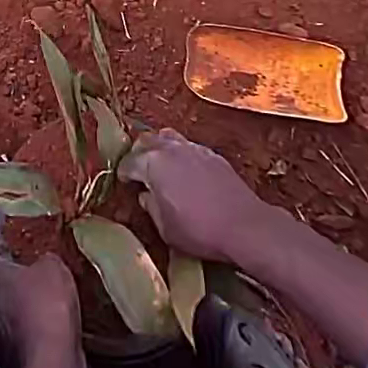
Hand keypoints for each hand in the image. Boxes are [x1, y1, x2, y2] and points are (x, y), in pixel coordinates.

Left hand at [0, 255, 80, 366]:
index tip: (20, 260)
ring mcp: (1, 333)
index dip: (8, 261)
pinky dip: (31, 335)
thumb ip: (44, 262)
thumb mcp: (53, 266)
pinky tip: (49, 332)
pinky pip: (21, 338)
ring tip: (45, 310)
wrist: (52, 356)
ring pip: (9, 317)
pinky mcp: (13, 356)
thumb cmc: (49, 303)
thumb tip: (44, 264)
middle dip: (14, 289)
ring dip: (22, 314)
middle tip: (35, 285)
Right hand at [118, 129, 274, 264]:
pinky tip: (184, 169)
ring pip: (167, 137)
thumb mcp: (165, 228)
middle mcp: (170, 148)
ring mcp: (193, 148)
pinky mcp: (211, 154)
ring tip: (158, 163)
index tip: (122, 181)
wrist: (244, 225)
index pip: (129, 162)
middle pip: (146, 141)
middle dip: (137, 153)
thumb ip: (150, 207)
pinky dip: (179, 152)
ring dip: (158, 147)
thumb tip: (146, 195)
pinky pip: (187, 145)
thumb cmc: (200, 229)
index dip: (123, 172)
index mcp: (153, 163)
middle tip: (136, 169)